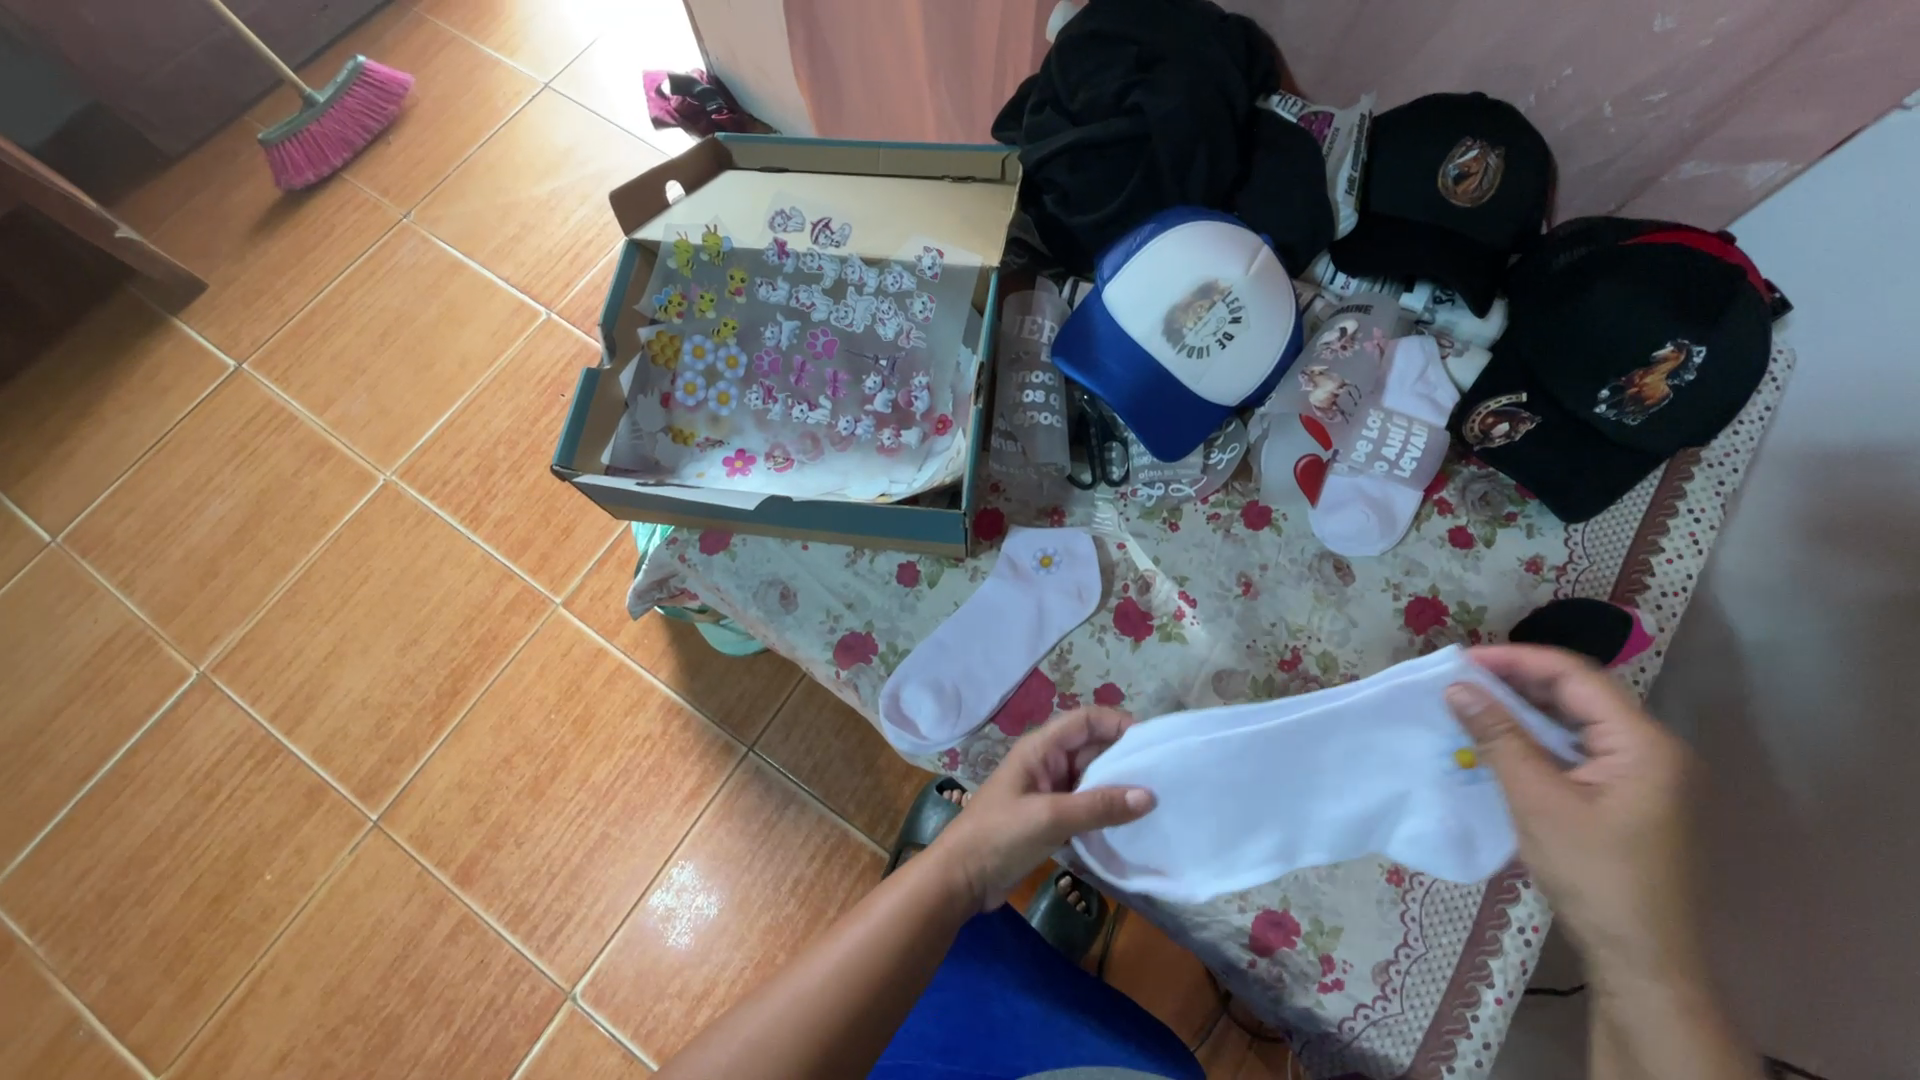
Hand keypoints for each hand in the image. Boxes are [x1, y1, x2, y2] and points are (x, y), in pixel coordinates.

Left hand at [927, 707, 1156, 911]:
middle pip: (1092, 749)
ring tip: (1156, 802)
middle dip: (1124, 759)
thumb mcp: (1050, 818)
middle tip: (1164, 777)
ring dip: (1118, 789)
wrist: (960, 879)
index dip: (1117, 724)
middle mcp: (1046, 764)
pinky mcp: (1050, 820)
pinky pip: (1085, 807)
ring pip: (1091, 780)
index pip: (1085, 720)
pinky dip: (1105, 813)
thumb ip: (1099, 806)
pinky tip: (1130, 827)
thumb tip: (1150, 796)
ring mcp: (1047, 793)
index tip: (1153, 743)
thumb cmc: (998, 836)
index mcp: (1040, 749)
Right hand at [1445, 645, 1702, 993]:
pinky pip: (1579, 750)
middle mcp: (1652, 749)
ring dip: (1524, 710)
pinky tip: (1501, 742)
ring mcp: (1644, 775)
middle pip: (1579, 694)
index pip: (1576, 677)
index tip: (1460, 662)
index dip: (1516, 661)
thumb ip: (1499, 738)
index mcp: (1644, 744)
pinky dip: (1538, 739)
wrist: (1642, 958)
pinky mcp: (1629, 797)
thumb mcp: (1537, 801)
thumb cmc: (1594, 875)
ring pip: (1577, 722)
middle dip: (1518, 681)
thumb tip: (1458, 688)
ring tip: (1471, 704)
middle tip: (1459, 681)